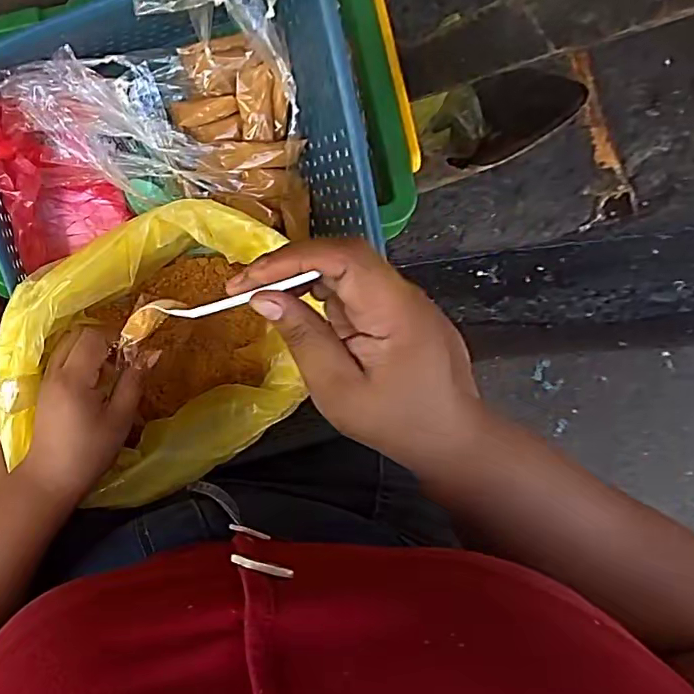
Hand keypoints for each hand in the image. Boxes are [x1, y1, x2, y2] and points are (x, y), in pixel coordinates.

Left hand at [16, 326, 147, 502]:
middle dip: (102, 339)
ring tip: (109, 373)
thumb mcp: (119, 419)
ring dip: (89, 349)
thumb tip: (150, 353)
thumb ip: (134, 382)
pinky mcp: (44, 389)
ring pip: (67, 345)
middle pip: (77, 334)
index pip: (94, 336)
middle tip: (122, 359)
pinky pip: (62, 360)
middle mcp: (55, 372)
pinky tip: (93, 384)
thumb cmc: (89, 452)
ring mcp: (46, 379)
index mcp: (74, 377)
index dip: (116, 336)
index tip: (134, 350)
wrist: (51, 477)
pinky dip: (79, 360)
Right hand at [229, 238, 485, 472]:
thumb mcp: (338, 388)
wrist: (450, 438)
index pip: (341, 257)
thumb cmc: (395, 421)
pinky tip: (297, 311)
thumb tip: (264, 298)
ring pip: (345, 271)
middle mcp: (402, 293)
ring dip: (300, 279)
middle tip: (244, 286)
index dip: (289, 259)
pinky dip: (319, 295)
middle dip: (288, 265)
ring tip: (262, 297)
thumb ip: (303, 337)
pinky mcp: (398, 311)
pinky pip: (354, 290)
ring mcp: (403, 300)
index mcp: (393, 308)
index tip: (247, 280)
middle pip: (341, 256)